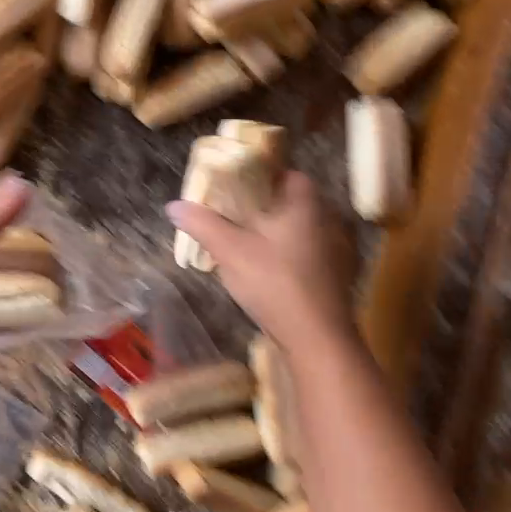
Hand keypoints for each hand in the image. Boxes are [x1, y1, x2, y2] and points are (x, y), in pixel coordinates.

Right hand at [166, 172, 359, 363]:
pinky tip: (266, 269)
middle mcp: (327, 221)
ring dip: (274, 231)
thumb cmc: (274, 282)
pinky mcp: (336, 276)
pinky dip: (286, 253)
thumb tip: (174, 205)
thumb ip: (201, 223)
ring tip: (244, 243)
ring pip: (300, 229)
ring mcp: (337, 250)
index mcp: (306, 206)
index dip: (262, 176)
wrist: (317, 337)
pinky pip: (307, 251)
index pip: (289, 174)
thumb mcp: (228, 250)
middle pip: (292, 202)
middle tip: (232, 215)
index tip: (235, 186)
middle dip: (263, 206)